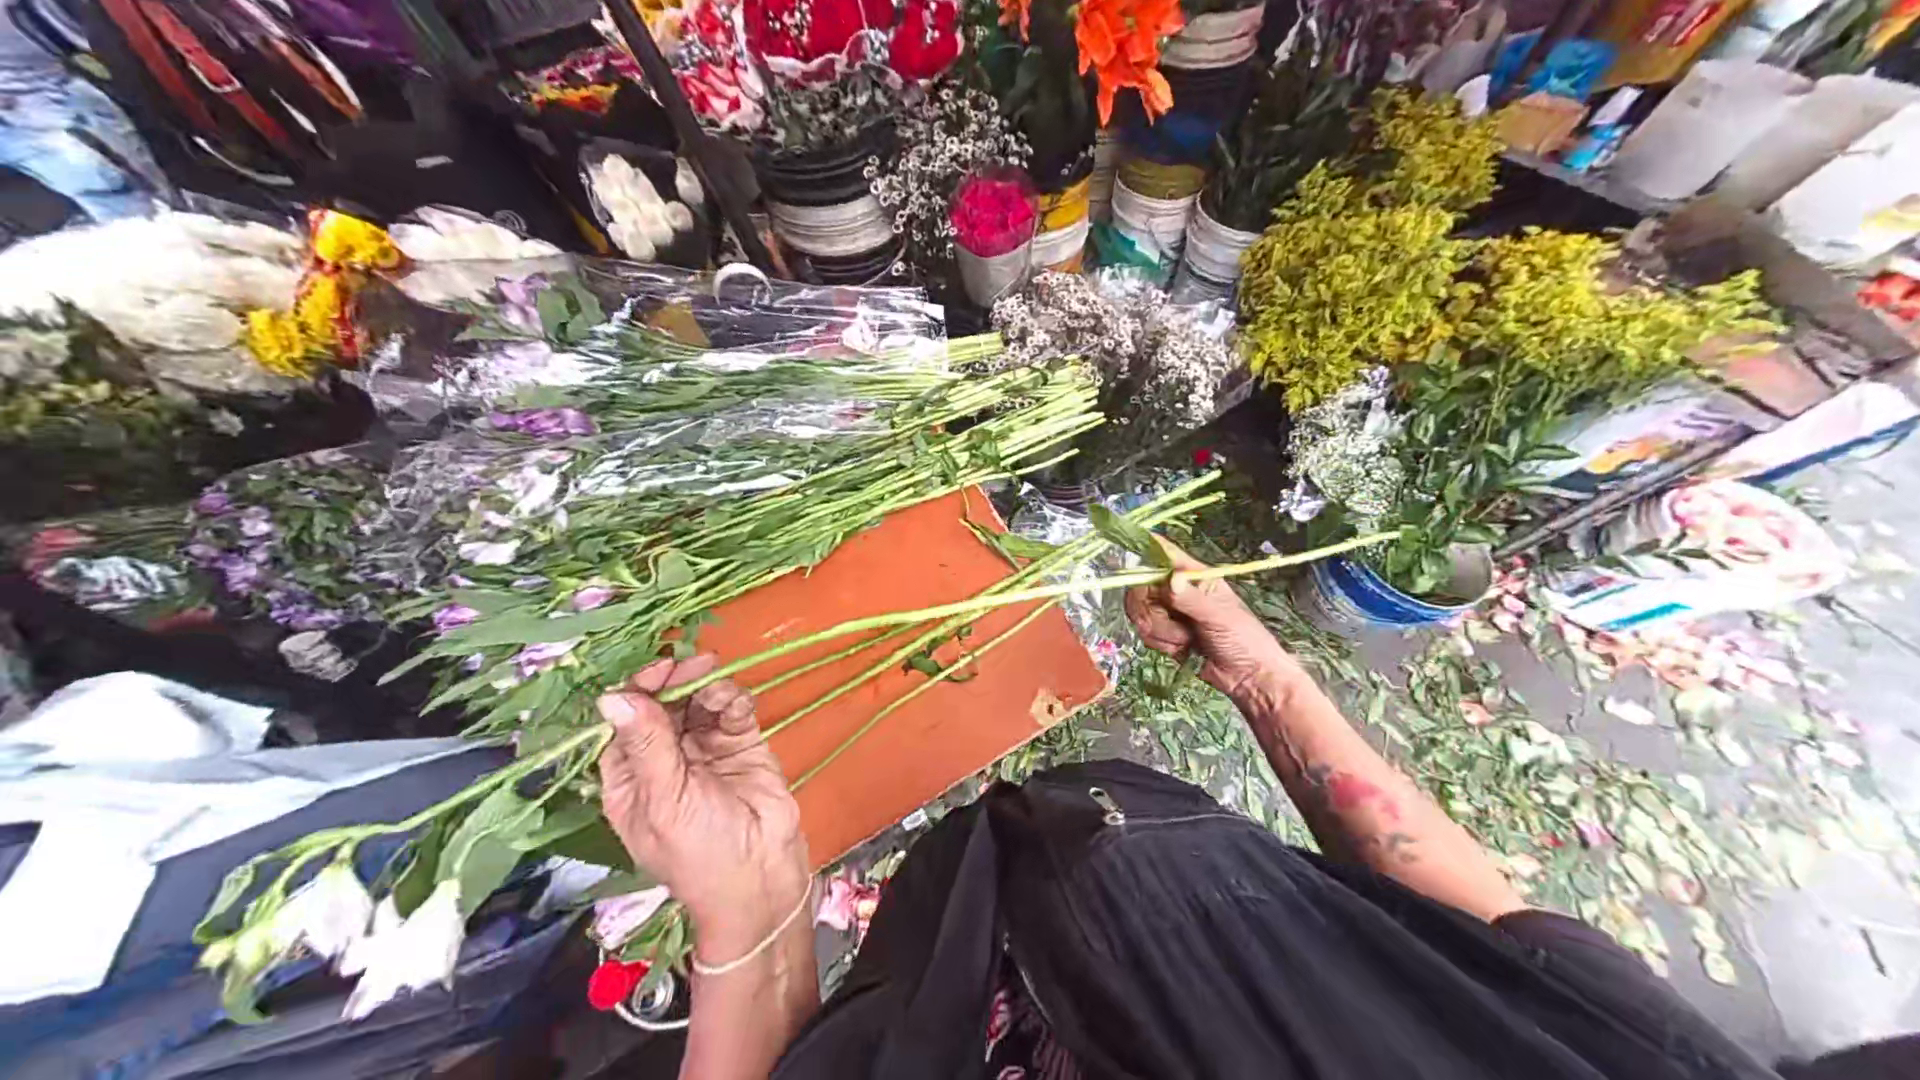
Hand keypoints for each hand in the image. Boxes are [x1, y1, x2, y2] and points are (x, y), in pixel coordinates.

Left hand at [596, 655, 809, 957]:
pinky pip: (732, 710)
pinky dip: (733, 699)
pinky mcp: (741, 742)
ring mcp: (705, 747)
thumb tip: (611, 697)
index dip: (638, 692)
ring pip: (699, 701)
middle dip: (677, 682)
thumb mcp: (665, 801)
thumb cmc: (700, 851)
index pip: (625, 723)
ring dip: (707, 686)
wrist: (762, 875)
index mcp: (631, 777)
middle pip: (664, 705)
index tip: (658, 670)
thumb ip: (646, 745)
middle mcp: (665, 757)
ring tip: (719, 683)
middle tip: (696, 665)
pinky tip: (736, 702)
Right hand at [1124, 537, 1298, 697]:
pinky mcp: (1163, 632)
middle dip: (1152, 610)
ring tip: (1186, 640)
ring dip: (1160, 631)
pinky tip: (1181, 648)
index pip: (1164, 554)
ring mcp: (1169, 611)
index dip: (1145, 551)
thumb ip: (1192, 599)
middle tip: (1174, 624)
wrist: (1247, 677)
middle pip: (1141, 586)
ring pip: (1140, 611)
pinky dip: (1160, 642)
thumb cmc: (1244, 639)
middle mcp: (1177, 589)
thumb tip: (1170, 581)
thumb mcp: (1220, 617)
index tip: (1129, 556)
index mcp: (1195, 575)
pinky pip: (1144, 631)